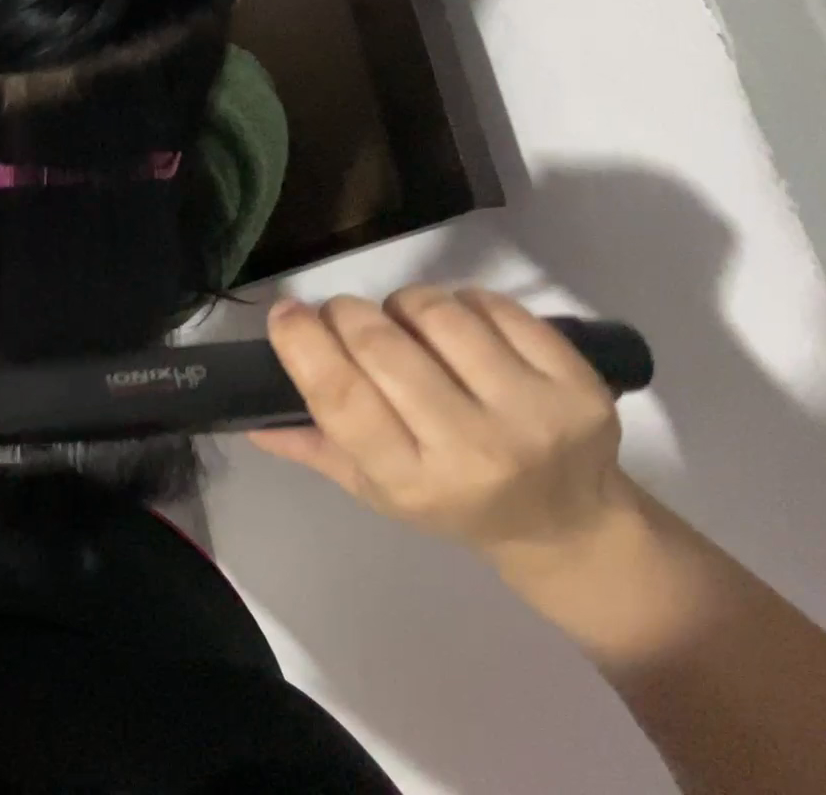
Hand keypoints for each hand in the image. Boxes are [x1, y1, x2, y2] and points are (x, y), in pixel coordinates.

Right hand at [251, 287, 636, 559]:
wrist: (566, 524)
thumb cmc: (451, 505)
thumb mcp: (373, 490)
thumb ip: (312, 448)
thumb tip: (247, 420)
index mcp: (411, 479)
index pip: (343, 398)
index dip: (304, 344)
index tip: (285, 311)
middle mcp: (473, 449)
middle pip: (384, 349)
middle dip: (346, 313)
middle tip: (338, 313)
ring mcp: (533, 414)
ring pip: (439, 317)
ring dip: (402, 303)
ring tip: (398, 319)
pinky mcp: (577, 384)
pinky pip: (498, 309)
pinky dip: (459, 301)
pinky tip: (452, 319)